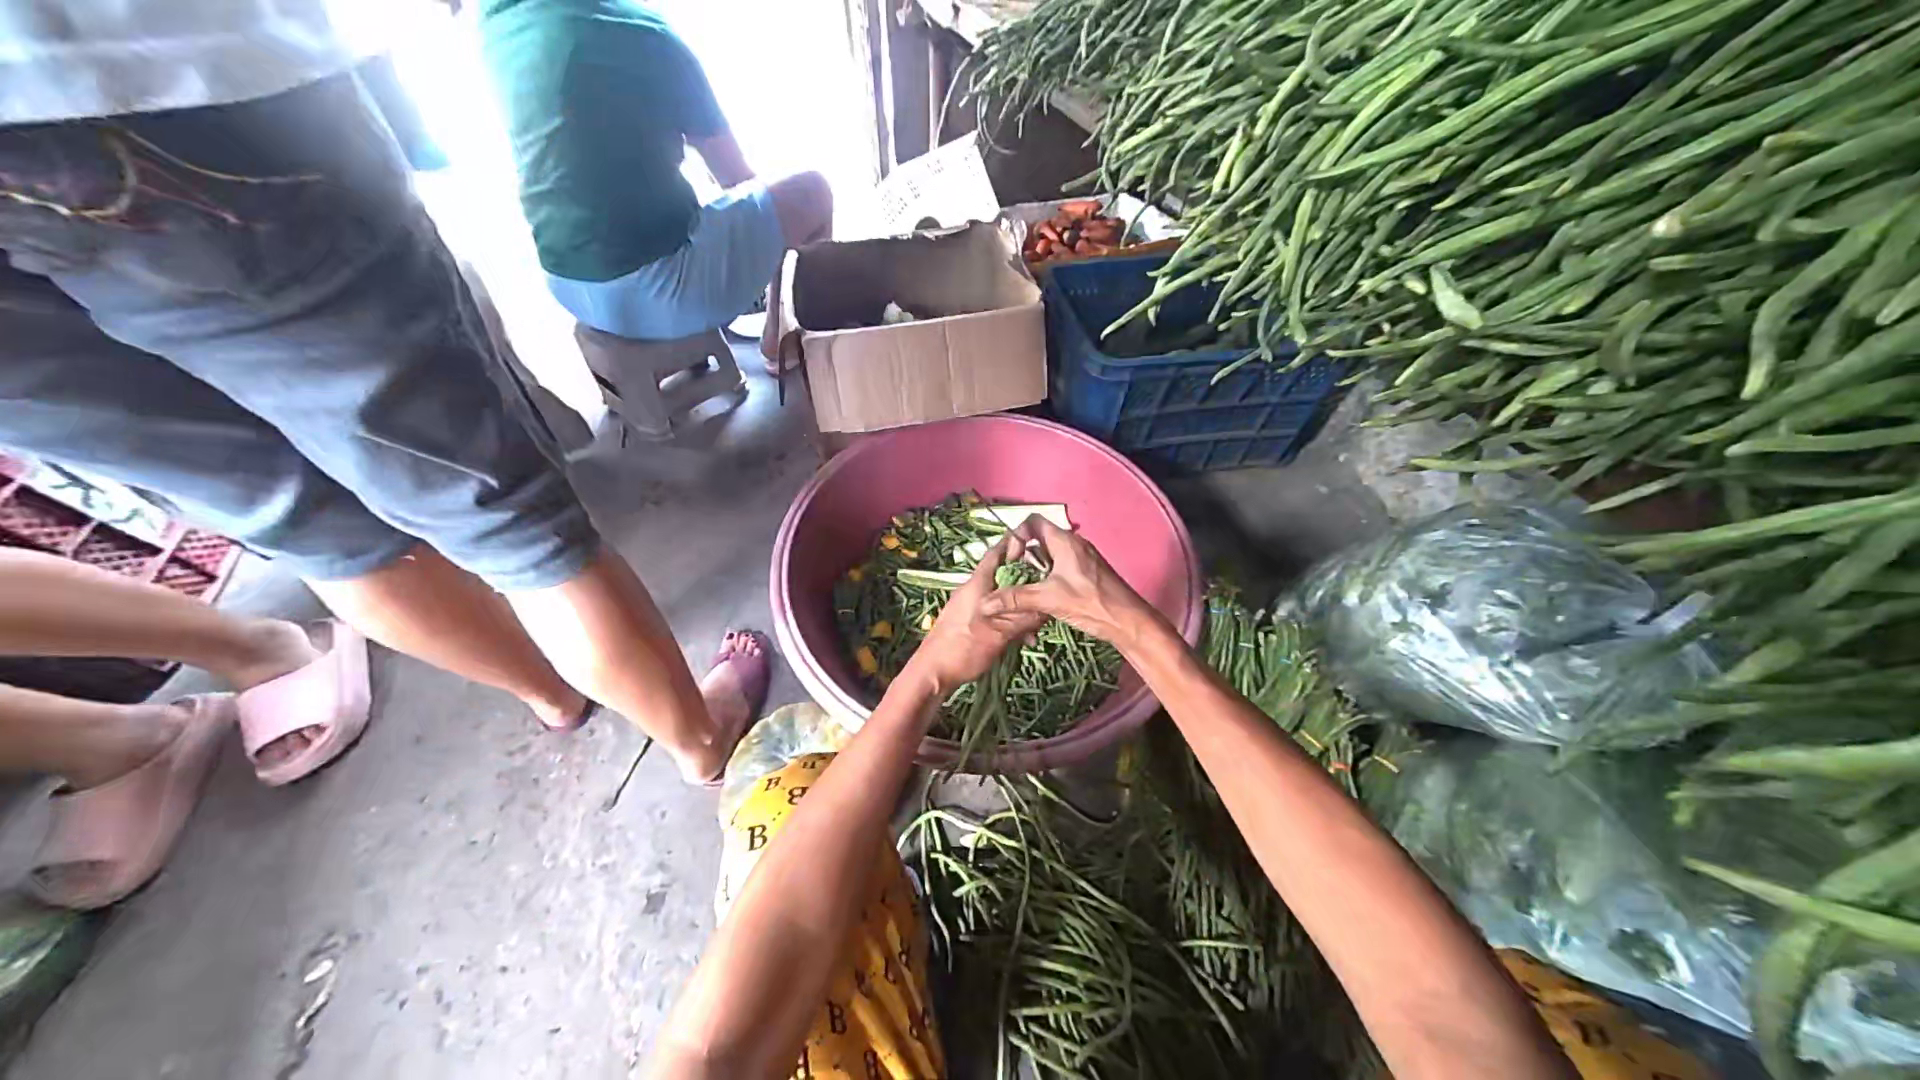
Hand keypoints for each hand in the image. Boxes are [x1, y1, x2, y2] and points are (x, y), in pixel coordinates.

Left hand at [901, 535, 1047, 699]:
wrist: (931, 674)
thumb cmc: (964, 648)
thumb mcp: (999, 633)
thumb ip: (1024, 618)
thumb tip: (1047, 608)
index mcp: (977, 584)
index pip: (997, 553)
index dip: (1015, 543)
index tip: (1037, 540)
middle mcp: (973, 590)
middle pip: (1004, 576)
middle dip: (1027, 583)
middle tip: (1048, 589)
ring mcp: (969, 606)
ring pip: (1002, 598)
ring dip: (1020, 608)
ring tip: (1038, 626)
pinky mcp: (969, 622)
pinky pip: (995, 614)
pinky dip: (1010, 621)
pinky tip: (1023, 639)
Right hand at [981, 516, 1162, 647]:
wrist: (1129, 622)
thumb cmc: (1092, 603)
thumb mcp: (1049, 600)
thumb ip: (1016, 598)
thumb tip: (984, 603)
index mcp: (1065, 541)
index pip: (1033, 522)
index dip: (1016, 536)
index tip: (1011, 560)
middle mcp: (1073, 544)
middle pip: (1039, 540)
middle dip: (1022, 557)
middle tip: (1012, 577)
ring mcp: (1081, 559)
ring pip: (1049, 556)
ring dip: (1034, 570)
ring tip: (1024, 590)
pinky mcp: (1086, 573)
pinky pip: (1059, 567)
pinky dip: (1047, 578)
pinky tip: (1042, 598)